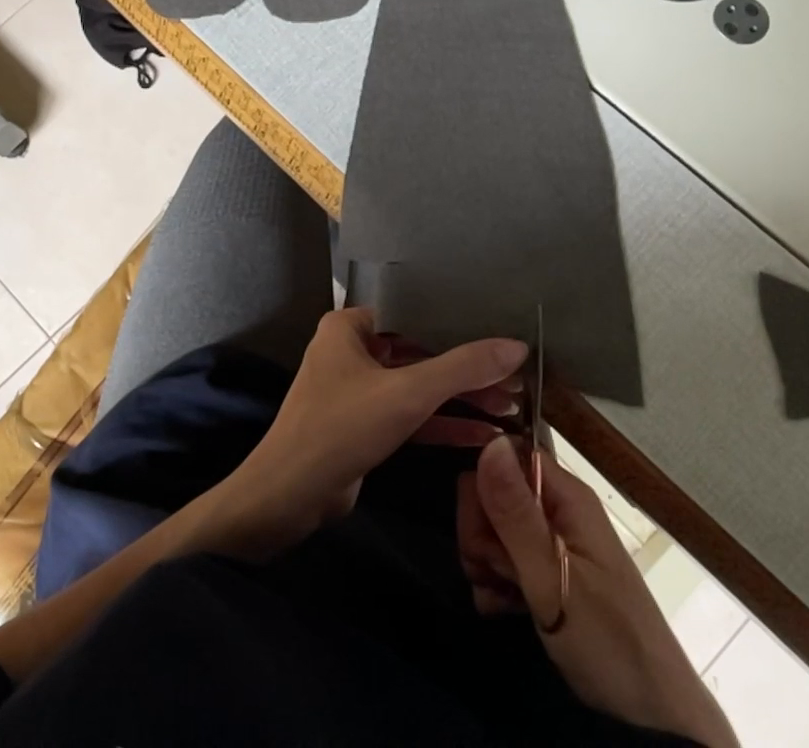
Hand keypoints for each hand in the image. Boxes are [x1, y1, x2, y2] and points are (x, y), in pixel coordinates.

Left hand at [209, 308, 526, 557]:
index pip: (414, 314)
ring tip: (513, 406)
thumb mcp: (408, 394)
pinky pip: (410, 415)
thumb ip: (463, 368)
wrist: (290, 494)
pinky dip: (443, 423)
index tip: (505, 333)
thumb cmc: (342, 428)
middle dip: (467, 369)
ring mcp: (357, 390)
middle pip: (420, 352)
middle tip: (518, 379)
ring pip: (418, 386)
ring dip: (461, 398)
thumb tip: (518, 346)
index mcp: (349, 327)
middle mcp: (350, 351)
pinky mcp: (364, 425)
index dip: (460, 325)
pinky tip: (486, 433)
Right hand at [458, 438, 738, 747]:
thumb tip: (490, 440)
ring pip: (487, 532)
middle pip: (489, 496)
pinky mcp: (542, 575)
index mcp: (567, 500)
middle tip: (502, 572)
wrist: (648, 714)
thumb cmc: (608, 642)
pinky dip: (492, 586)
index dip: (484, 489)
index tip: (487, 532)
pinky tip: (505, 609)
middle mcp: (557, 512)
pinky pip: (496, 564)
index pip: (502, 459)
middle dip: (480, 535)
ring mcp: (549, 545)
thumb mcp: (553, 578)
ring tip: (509, 598)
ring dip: (484, 566)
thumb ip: (516, 513)